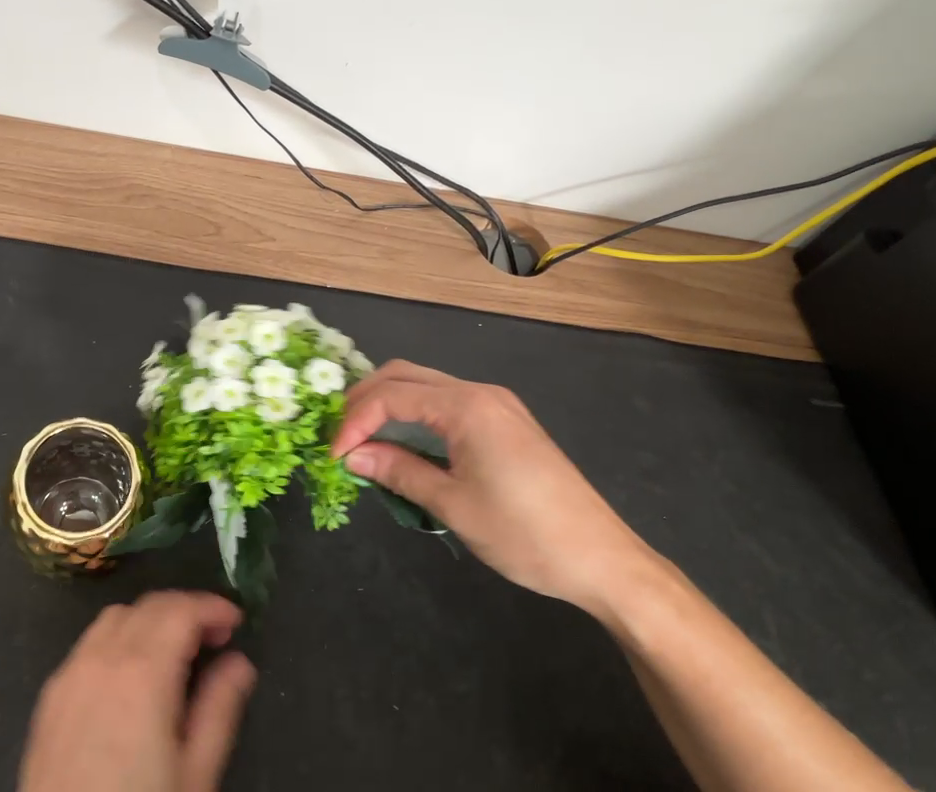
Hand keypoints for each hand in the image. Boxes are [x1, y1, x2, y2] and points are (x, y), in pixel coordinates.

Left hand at [20, 591, 257, 791]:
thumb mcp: (196, 772)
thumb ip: (219, 709)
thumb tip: (239, 664)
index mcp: (143, 672)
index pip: (181, 610)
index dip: (212, 607)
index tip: (236, 621)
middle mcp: (102, 659)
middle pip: (148, 606)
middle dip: (185, 610)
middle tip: (215, 638)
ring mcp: (69, 674)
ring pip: (114, 618)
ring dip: (149, 620)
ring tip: (176, 652)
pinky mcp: (50, 696)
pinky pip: (88, 645)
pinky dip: (118, 640)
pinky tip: (132, 675)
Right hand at [332, 360, 659, 614]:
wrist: (603, 559)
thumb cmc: (524, 534)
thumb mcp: (452, 505)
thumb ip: (399, 471)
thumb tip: (352, 456)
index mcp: (466, 406)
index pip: (391, 396)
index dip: (354, 421)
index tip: (332, 456)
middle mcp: (480, 393)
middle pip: (405, 376)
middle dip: (365, 400)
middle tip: (338, 436)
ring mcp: (497, 406)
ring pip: (426, 387)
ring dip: (389, 405)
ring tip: (361, 440)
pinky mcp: (507, 424)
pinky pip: (447, 404)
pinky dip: (415, 416)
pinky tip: (403, 443)